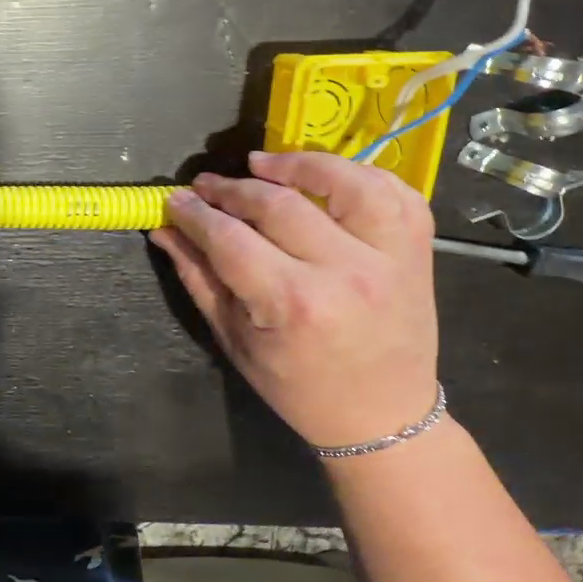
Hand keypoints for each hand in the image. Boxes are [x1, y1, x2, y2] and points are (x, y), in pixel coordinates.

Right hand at [148, 151, 439, 451]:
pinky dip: (358, 174)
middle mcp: (344, 274)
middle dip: (231, 189)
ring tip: (263, 165)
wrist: (384, 416)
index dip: (194, 213)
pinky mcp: (417, 254)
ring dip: (298, 165)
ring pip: (346, 184)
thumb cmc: (297, 386)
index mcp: (292, 304)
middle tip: (205, 187)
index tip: (174, 200)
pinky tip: (322, 175)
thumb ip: (198, 276)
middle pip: (277, 205)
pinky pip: (396, 194)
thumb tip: (164, 229)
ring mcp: (389, 260)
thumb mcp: (233, 337)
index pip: (228, 237)